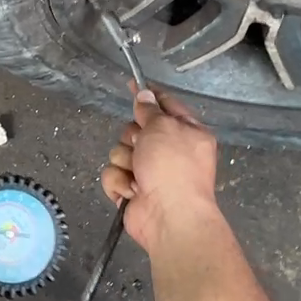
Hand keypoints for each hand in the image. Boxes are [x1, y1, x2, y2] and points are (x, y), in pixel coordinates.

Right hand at [102, 86, 223, 255]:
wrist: (170, 216)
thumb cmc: (173, 167)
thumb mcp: (163, 127)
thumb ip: (150, 109)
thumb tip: (145, 95)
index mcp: (187, 132)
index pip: (165, 105)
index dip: (148, 95)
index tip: (132, 84)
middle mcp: (169, 150)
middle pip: (136, 128)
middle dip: (133, 137)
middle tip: (142, 147)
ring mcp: (150, 171)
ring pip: (120, 151)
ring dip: (125, 161)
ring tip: (138, 174)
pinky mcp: (132, 189)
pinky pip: (113, 174)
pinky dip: (120, 182)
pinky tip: (132, 190)